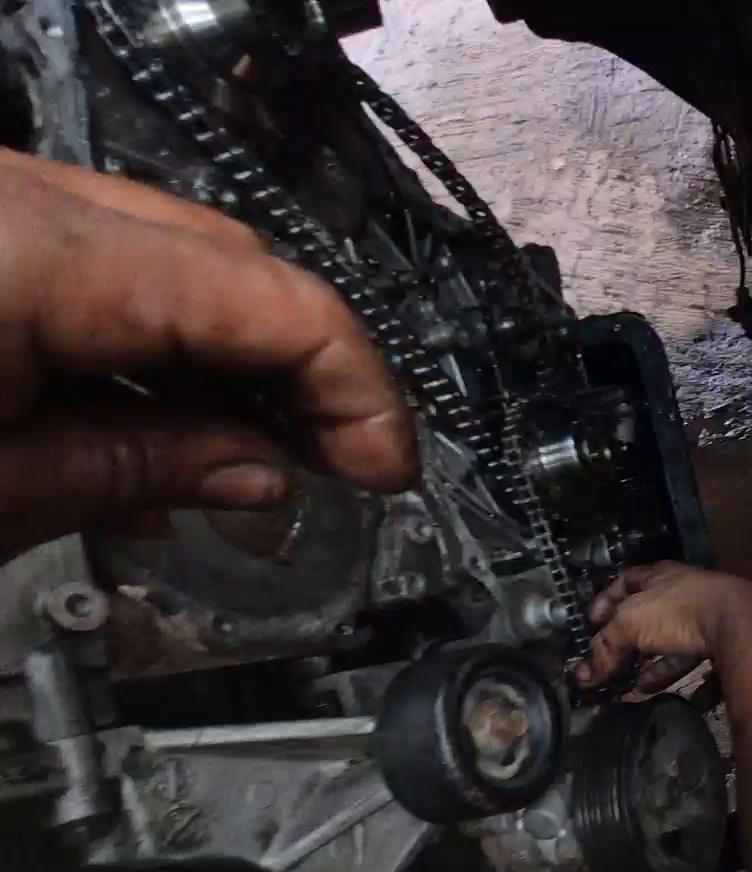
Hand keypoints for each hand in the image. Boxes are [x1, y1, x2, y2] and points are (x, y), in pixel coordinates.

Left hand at [0, 149, 416, 556]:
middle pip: (246, 267)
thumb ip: (146, 466)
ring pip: (181, 257)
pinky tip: (164, 406)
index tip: (387, 474)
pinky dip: (162, 337)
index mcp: (27, 250)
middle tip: (336, 461)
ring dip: (246, 357)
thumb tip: (268, 473)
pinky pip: (102, 259)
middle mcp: (14, 191)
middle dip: (316, 370)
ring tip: (258, 444)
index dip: (365, 393)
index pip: (282, 304)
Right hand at [575, 562, 751, 689]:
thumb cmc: (680, 613)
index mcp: (664, 576)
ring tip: (644, 688)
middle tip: (618, 664)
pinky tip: (692, 698)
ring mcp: (717, 617)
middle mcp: (691, 592)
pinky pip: (714, 665)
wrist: (743, 624)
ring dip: (663, 667)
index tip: (592, 622)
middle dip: (636, 641)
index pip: (628, 580)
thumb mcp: (630, 624)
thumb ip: (604, 648)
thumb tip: (583, 676)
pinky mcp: (736, 643)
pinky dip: (701, 683)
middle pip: (657, 616)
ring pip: (684, 643)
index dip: (608, 599)